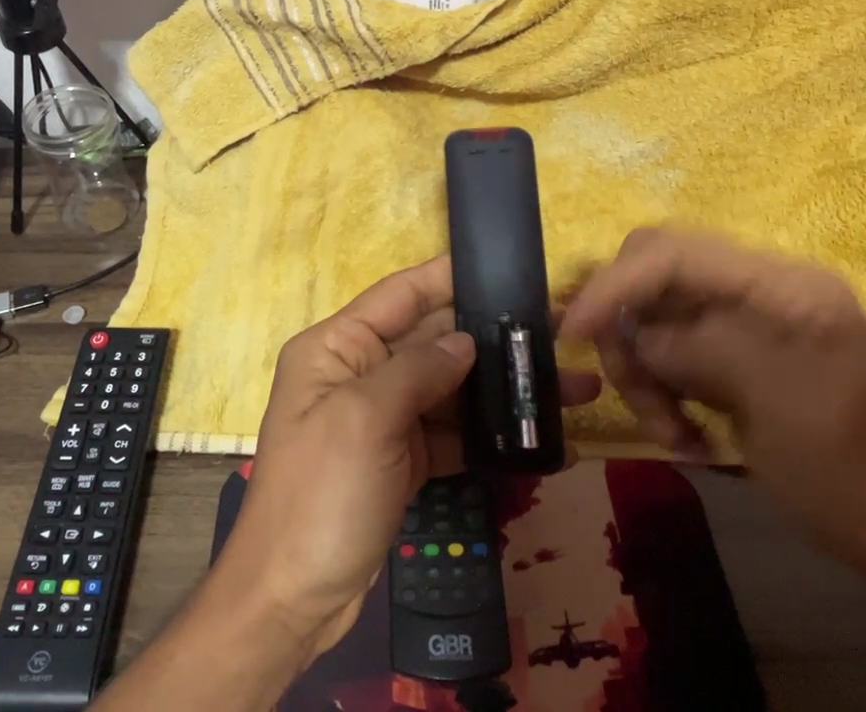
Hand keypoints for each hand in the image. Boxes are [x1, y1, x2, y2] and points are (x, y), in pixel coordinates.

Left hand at [216, 256, 600, 656]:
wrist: (294, 597)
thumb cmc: (321, 495)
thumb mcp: (365, 419)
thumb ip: (418, 370)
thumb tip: (467, 341)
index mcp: (336, 348)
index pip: (400, 296)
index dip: (450, 278)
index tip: (505, 267)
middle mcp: (358, 374)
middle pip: (433, 342)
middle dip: (493, 340)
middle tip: (561, 337)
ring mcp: (381, 419)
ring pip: (450, 390)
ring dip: (502, 391)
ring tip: (572, 390)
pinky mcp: (401, 459)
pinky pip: (452, 435)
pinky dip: (490, 438)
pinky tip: (541, 441)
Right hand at [559, 227, 865, 572]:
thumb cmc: (851, 472)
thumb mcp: (775, 402)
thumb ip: (698, 348)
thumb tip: (633, 332)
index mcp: (783, 286)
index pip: (675, 254)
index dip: (614, 284)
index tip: (571, 333)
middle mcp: (760, 289)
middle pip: (653, 275)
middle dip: (627, 331)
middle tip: (628, 389)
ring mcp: (746, 323)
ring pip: (653, 320)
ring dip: (646, 375)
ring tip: (673, 432)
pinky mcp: (733, 356)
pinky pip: (669, 355)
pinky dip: (662, 392)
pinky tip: (686, 436)